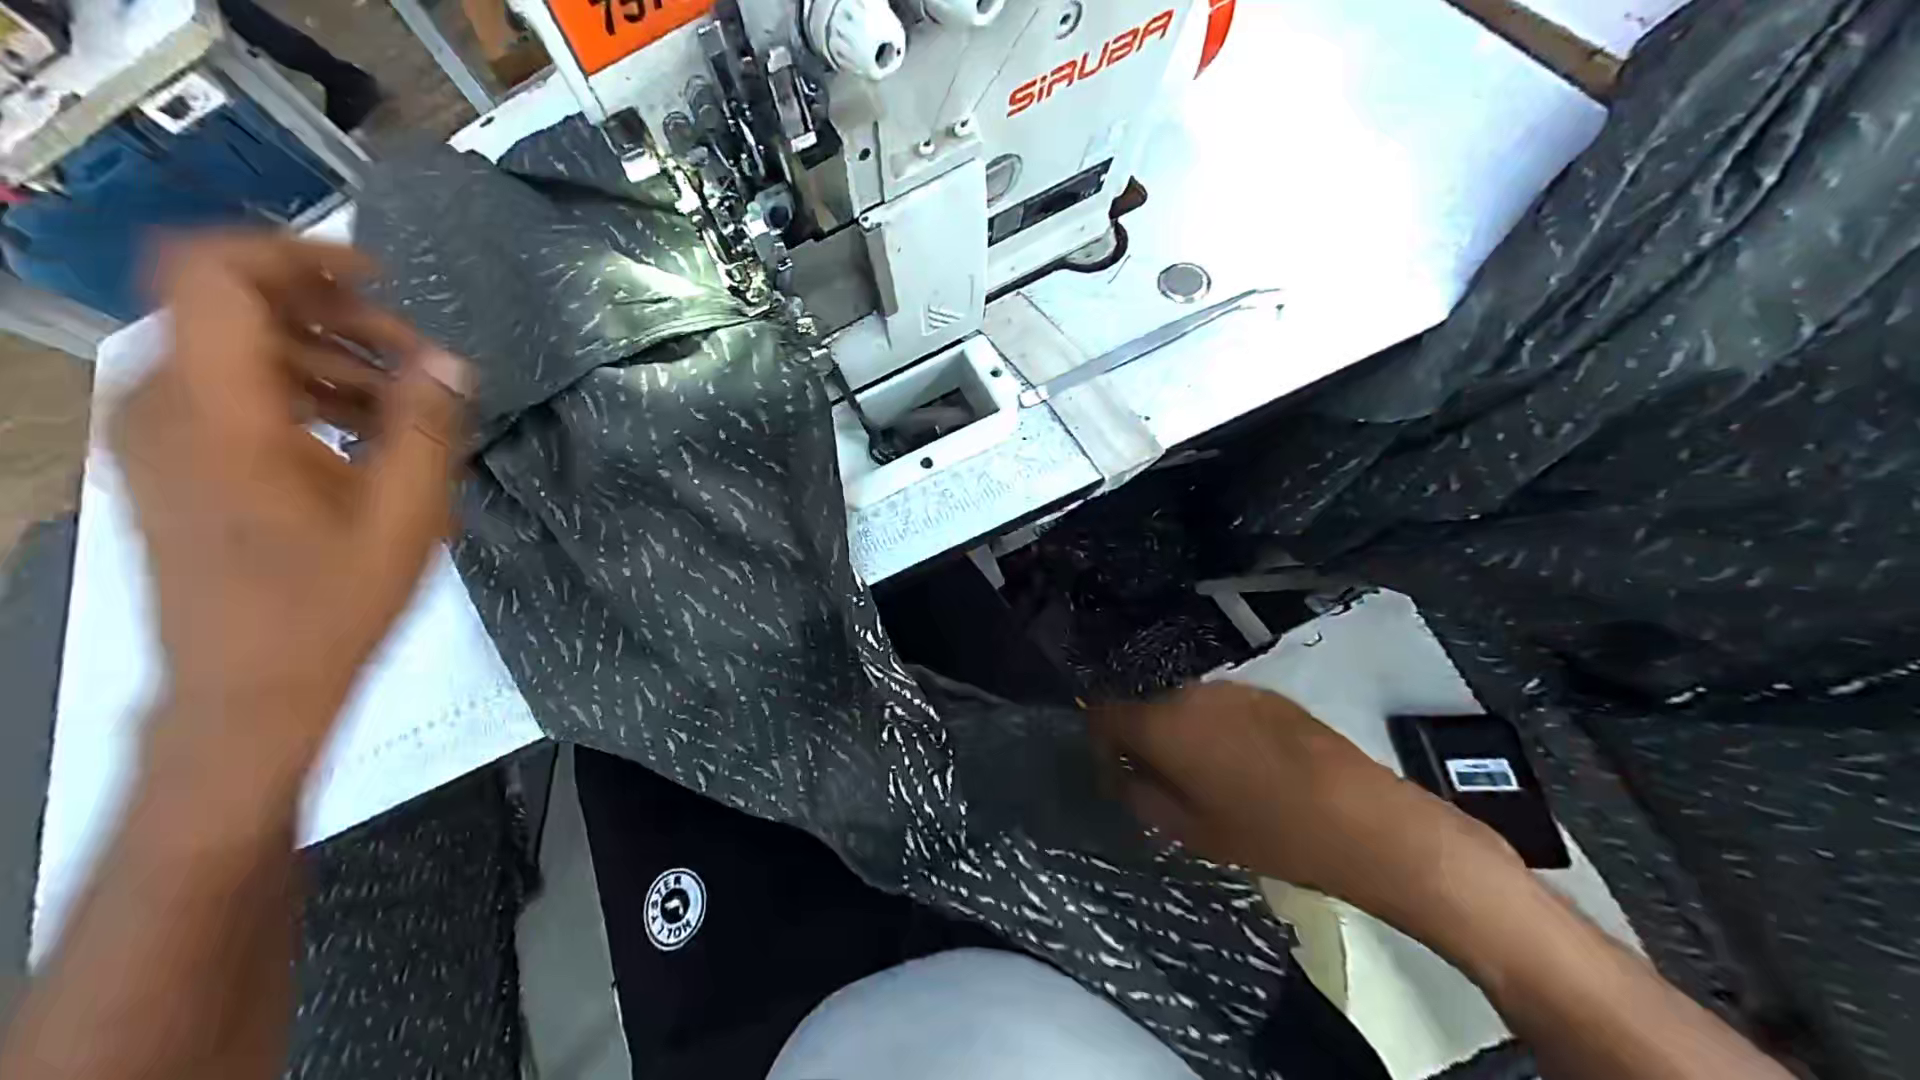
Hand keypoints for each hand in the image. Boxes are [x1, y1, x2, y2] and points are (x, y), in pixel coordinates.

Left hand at [113, 233, 469, 785]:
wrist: (246, 693)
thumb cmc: (330, 605)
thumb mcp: (404, 514)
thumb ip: (425, 425)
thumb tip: (448, 361)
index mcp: (215, 409)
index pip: (218, 271)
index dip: (298, 254)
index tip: (381, 281)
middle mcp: (161, 405)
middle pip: (234, 307)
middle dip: (335, 318)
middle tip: (418, 364)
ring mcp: (155, 437)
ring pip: (236, 352)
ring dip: (325, 361)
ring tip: (403, 408)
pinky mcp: (169, 466)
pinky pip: (229, 395)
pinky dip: (298, 394)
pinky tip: (362, 439)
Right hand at [1092, 681, 1524, 924]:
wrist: (1361, 818)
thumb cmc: (1266, 832)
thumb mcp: (1189, 831)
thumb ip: (1140, 796)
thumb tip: (1122, 774)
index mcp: (1163, 724)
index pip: (1104, 714)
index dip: (1097, 740)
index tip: (1111, 770)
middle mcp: (1190, 693)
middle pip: (1147, 710)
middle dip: (1145, 742)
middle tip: (1163, 783)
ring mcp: (1232, 688)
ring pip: (1186, 708)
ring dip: (1184, 735)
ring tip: (1210, 776)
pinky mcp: (1267, 693)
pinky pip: (1222, 708)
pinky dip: (1218, 730)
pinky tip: (1248, 765)